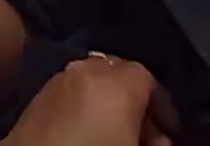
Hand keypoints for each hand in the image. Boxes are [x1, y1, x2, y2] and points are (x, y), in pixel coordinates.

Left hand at [1, 53, 178, 145]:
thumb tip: (158, 138)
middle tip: (145, 137)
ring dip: (110, 99)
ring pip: (93, 76)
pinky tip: (90, 134)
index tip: (169, 133)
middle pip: (117, 70)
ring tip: (117, 136)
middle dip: (135, 98)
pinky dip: (87, 101)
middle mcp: (84, 71)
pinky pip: (73, 87)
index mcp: (113, 86)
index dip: (162, 104)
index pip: (145, 75)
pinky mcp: (40, 93)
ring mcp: (58, 78)